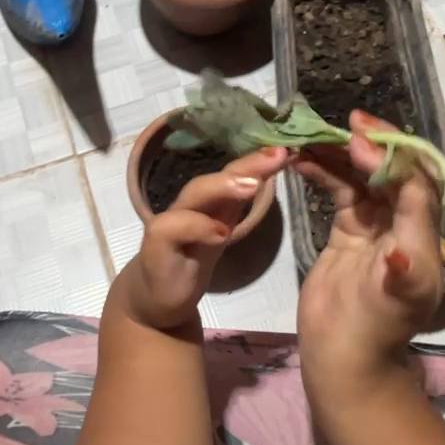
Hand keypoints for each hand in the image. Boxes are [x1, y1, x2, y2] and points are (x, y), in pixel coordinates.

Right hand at [121, 147, 289, 329]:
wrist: (159, 295)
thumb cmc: (194, 257)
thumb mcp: (225, 227)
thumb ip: (243, 203)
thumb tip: (274, 175)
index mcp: (210, 198)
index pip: (234, 171)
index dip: (260, 160)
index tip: (288, 149)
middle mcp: (191, 202)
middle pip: (217, 175)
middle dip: (246, 164)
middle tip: (276, 156)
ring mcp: (171, 219)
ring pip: (194, 194)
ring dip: (223, 187)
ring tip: (253, 185)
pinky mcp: (156, 242)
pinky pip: (174, 228)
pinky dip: (199, 227)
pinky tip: (221, 233)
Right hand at [295, 112, 443, 409]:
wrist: (344, 358)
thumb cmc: (375, 330)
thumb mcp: (397, 301)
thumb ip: (402, 269)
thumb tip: (399, 246)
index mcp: (423, 235)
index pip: (414, 181)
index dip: (391, 155)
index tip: (361, 136)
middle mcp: (402, 223)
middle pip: (390, 170)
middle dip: (370, 143)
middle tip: (345, 122)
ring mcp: (374, 224)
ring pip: (361, 176)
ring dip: (341, 153)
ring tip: (314, 135)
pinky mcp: (348, 229)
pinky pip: (339, 189)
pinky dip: (323, 172)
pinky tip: (301, 159)